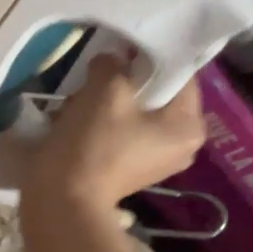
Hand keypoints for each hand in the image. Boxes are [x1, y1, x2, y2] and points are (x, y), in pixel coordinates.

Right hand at [27, 54, 204, 209]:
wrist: (63, 199)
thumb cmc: (91, 145)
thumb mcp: (102, 94)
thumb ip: (111, 67)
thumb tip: (111, 58)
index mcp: (189, 125)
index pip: (181, 78)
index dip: (151, 60)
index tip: (119, 52)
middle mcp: (184, 146)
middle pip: (159, 100)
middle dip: (127, 86)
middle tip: (93, 82)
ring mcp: (158, 163)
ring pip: (139, 118)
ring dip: (112, 107)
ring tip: (81, 105)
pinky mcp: (131, 174)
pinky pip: (124, 138)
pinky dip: (105, 128)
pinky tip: (79, 128)